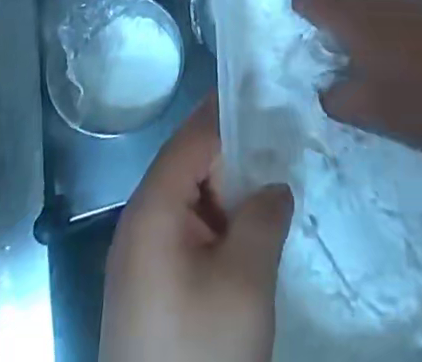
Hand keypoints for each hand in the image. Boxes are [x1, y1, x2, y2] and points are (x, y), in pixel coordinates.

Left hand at [100, 98, 294, 361]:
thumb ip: (261, 219)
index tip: (259, 85)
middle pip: (188, 166)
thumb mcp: (243, 283)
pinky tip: (250, 223)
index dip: (224, 111)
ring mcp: (142, 253)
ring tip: (275, 172)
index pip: (190, 140)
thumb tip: (274, 185)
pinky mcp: (152, 282)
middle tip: (281, 132)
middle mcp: (140, 220)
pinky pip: (188, 231)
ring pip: (190, 200)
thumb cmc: (200, 350)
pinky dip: (219, 220)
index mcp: (152, 208)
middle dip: (232, 151)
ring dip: (229, 189)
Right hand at [293, 0, 421, 161]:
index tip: (299, 33)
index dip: (301, 12)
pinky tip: (392, 45)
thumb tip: (327, 87)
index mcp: (353, 16)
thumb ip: (334, 99)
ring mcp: (409, 0)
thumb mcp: (369, 113)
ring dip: (353, 8)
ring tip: (356, 44)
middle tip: (324, 40)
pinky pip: (391, 0)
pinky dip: (379, 13)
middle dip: (326, 6)